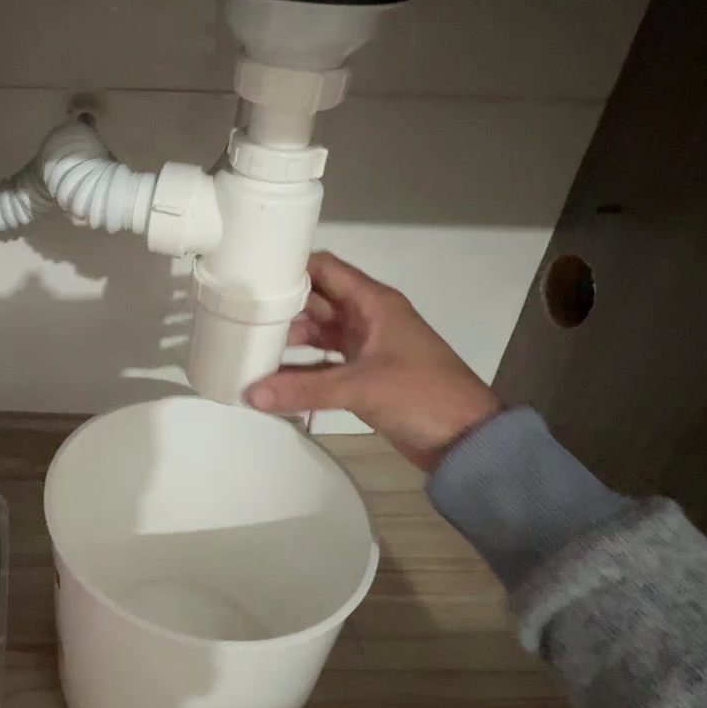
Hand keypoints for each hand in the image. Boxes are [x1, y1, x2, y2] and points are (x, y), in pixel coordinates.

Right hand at [245, 252, 502, 470]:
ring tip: (248, 345)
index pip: (326, 269)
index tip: (252, 275)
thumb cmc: (421, 395)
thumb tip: (249, 394)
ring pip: (318, 333)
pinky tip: (271, 378)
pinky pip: (323, 364)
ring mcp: (366, 347)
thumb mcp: (360, 387)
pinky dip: (301, 369)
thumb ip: (302, 390)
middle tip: (239, 314)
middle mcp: (367, 318)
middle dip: (282, 307)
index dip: (291, 267)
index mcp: (374, 303)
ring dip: (289, 339)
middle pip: (317, 301)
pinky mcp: (364, 375)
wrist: (467, 440)